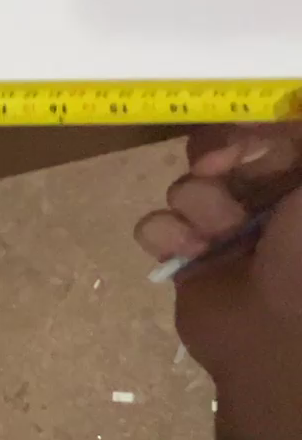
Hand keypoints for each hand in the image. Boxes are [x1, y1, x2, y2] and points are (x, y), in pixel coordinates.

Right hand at [134, 126, 301, 439]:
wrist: (282, 333)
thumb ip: (300, 137)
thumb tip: (281, 105)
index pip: (272, 131)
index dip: (251, 128)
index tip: (245, 136)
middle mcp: (273, 194)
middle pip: (221, 151)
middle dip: (216, 163)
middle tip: (221, 171)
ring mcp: (225, 223)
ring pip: (183, 187)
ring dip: (195, 208)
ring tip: (217, 236)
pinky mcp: (182, 250)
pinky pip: (151, 224)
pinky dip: (165, 237)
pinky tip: (188, 253)